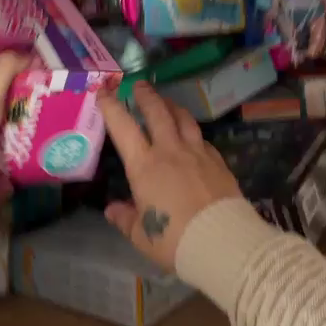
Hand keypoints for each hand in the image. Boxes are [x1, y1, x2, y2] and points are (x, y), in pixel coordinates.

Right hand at [98, 83, 243, 271]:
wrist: (221, 240)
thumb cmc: (173, 239)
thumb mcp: (142, 234)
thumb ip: (125, 218)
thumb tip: (112, 209)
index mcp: (144, 166)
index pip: (123, 127)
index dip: (111, 106)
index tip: (104, 91)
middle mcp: (170, 151)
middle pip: (157, 112)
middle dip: (146, 95)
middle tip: (139, 85)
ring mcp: (197, 153)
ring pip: (183, 118)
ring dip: (172, 106)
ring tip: (166, 102)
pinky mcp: (218, 161)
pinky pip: (202, 138)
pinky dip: (193, 132)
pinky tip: (193, 136)